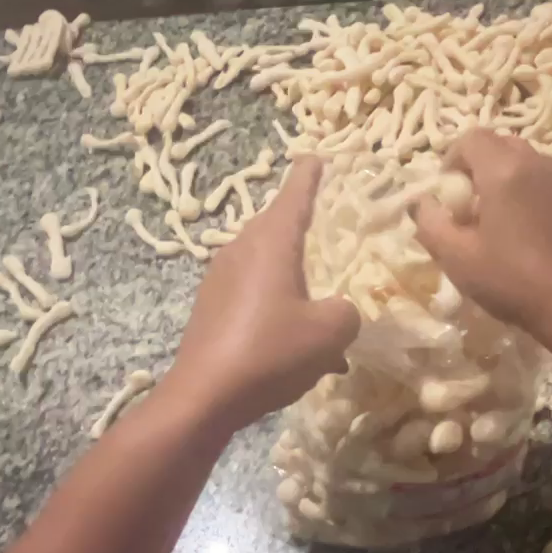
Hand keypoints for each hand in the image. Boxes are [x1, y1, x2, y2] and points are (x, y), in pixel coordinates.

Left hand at [165, 156, 359, 429]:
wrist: (204, 395)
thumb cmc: (269, 352)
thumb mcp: (328, 334)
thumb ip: (347, 313)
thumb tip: (341, 311)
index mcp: (271, 243)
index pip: (295, 194)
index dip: (310, 174)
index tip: (317, 156)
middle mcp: (241, 250)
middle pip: (276, 225)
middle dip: (304, 224)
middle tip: (331, 226)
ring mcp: (220, 279)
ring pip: (265, 262)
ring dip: (293, 274)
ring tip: (322, 302)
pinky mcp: (211, 307)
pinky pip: (252, 292)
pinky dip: (277, 303)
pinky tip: (296, 342)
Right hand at [412, 129, 551, 335]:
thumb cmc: (511, 281)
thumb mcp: (456, 258)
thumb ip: (430, 223)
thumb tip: (423, 203)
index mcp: (504, 170)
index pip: (470, 139)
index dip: (450, 160)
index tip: (447, 195)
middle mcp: (537, 162)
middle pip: (498, 145)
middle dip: (476, 168)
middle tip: (468, 207)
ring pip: (523, 161)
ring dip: (502, 178)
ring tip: (496, 219)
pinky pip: (544, 179)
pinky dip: (526, 190)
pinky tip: (524, 230)